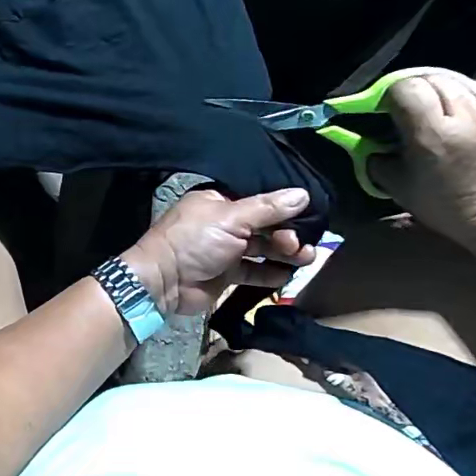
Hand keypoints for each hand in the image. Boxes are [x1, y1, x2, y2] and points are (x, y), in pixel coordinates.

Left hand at [120, 188, 315, 314]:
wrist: (164, 281)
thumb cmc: (194, 241)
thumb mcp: (231, 218)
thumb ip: (268, 208)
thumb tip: (303, 194)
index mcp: (218, 200)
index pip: (259, 199)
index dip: (284, 206)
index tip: (311, 214)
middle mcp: (222, 222)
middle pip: (264, 224)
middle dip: (287, 233)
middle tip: (301, 244)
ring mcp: (224, 248)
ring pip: (262, 248)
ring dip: (284, 252)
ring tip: (305, 258)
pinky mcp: (226, 273)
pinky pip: (254, 270)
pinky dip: (271, 272)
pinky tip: (287, 274)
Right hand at [367, 68, 475, 252]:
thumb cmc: (446, 207)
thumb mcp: (397, 186)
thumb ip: (375, 157)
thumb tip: (369, 137)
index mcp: (433, 135)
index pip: (406, 88)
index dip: (394, 95)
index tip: (392, 110)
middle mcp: (470, 117)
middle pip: (434, 79)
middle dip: (420, 92)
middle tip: (417, 111)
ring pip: (468, 80)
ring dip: (453, 92)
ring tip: (452, 112)